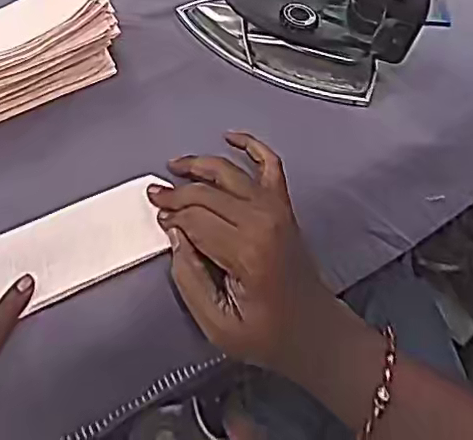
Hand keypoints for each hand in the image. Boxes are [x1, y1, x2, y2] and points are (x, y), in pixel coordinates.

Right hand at [147, 132, 358, 379]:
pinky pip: (268, 162)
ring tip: (175, 166)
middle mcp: (263, 220)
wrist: (316, 331)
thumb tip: (175, 236)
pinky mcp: (284, 204)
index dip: (172, 216)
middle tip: (156, 194)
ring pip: (228, 172)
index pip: (195, 218)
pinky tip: (231, 137)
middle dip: (176, 192)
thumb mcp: (218, 326)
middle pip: (207, 193)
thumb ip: (189, 280)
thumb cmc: (269, 334)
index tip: (159, 219)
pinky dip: (250, 145)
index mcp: (247, 251)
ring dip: (199, 164)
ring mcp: (276, 208)